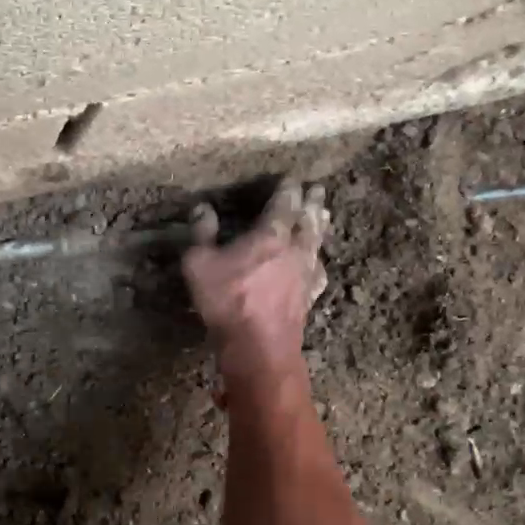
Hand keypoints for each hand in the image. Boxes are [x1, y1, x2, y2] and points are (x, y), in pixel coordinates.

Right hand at [183, 179, 329, 387]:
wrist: (259, 347)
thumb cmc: (226, 300)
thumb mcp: (199, 263)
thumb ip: (202, 233)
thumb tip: (203, 207)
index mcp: (269, 236)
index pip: (283, 205)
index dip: (287, 189)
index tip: (291, 177)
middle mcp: (293, 250)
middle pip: (308, 221)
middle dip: (312, 203)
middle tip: (318, 188)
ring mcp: (305, 274)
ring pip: (317, 243)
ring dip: (320, 226)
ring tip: (325, 214)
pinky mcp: (308, 296)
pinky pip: (318, 270)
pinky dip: (319, 259)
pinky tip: (319, 262)